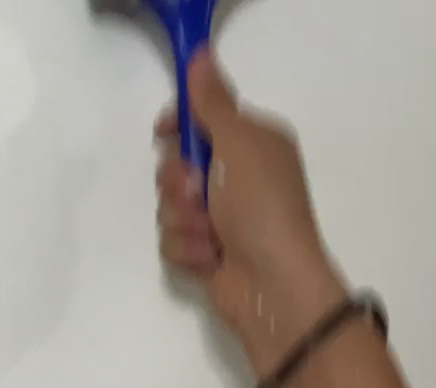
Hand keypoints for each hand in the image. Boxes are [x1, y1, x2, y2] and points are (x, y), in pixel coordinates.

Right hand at [157, 50, 346, 375]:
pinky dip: (187, 251)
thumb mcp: (240, 145)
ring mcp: (218, 219)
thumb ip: (213, 104)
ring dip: (183, 223)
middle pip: (175, 168)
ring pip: (169, 210)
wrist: (270, 283)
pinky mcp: (204, 253)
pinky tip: (208, 260)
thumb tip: (200, 57)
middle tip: (197, 195)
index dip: (179, 127)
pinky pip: (172, 243)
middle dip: (178, 186)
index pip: (202, 121)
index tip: (164, 134)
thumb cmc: (262, 208)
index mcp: (251, 145)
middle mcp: (234, 179)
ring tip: (209, 236)